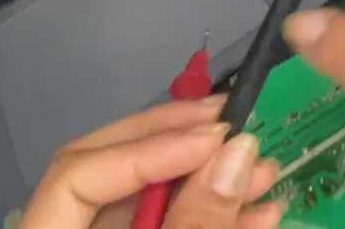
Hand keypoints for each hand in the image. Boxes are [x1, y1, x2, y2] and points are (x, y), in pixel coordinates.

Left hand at [18, 96, 284, 228]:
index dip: (149, 148)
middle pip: (114, 173)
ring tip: (268, 173)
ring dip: (215, 184)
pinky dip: (215, 218)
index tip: (217, 137)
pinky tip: (262, 213)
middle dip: (187, 147)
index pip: (76, 174)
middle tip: (241, 125)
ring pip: (149, 203)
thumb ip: (193, 225)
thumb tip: (239, 149)